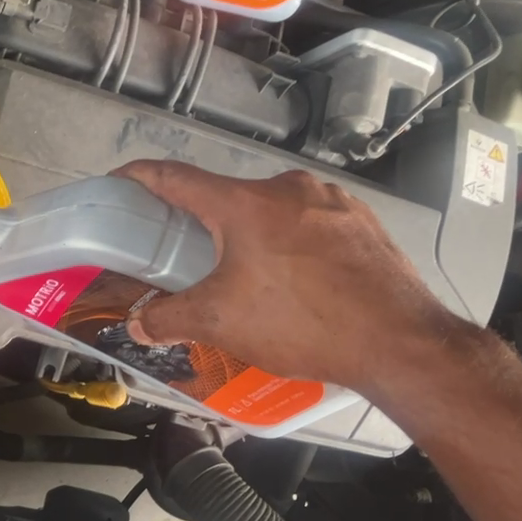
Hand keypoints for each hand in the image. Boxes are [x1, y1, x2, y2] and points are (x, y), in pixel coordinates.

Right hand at [113, 162, 474, 398]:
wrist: (403, 343)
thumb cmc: (301, 323)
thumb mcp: (220, 323)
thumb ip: (168, 318)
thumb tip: (139, 324)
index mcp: (245, 203)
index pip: (175, 177)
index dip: (139, 177)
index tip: (118, 183)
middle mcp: (287, 188)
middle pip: (224, 196)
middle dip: (200, 223)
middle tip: (184, 255)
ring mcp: (331, 200)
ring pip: (269, 209)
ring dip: (247, 234)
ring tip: (244, 274)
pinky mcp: (362, 220)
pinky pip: (307, 222)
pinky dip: (286, 241)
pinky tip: (293, 278)